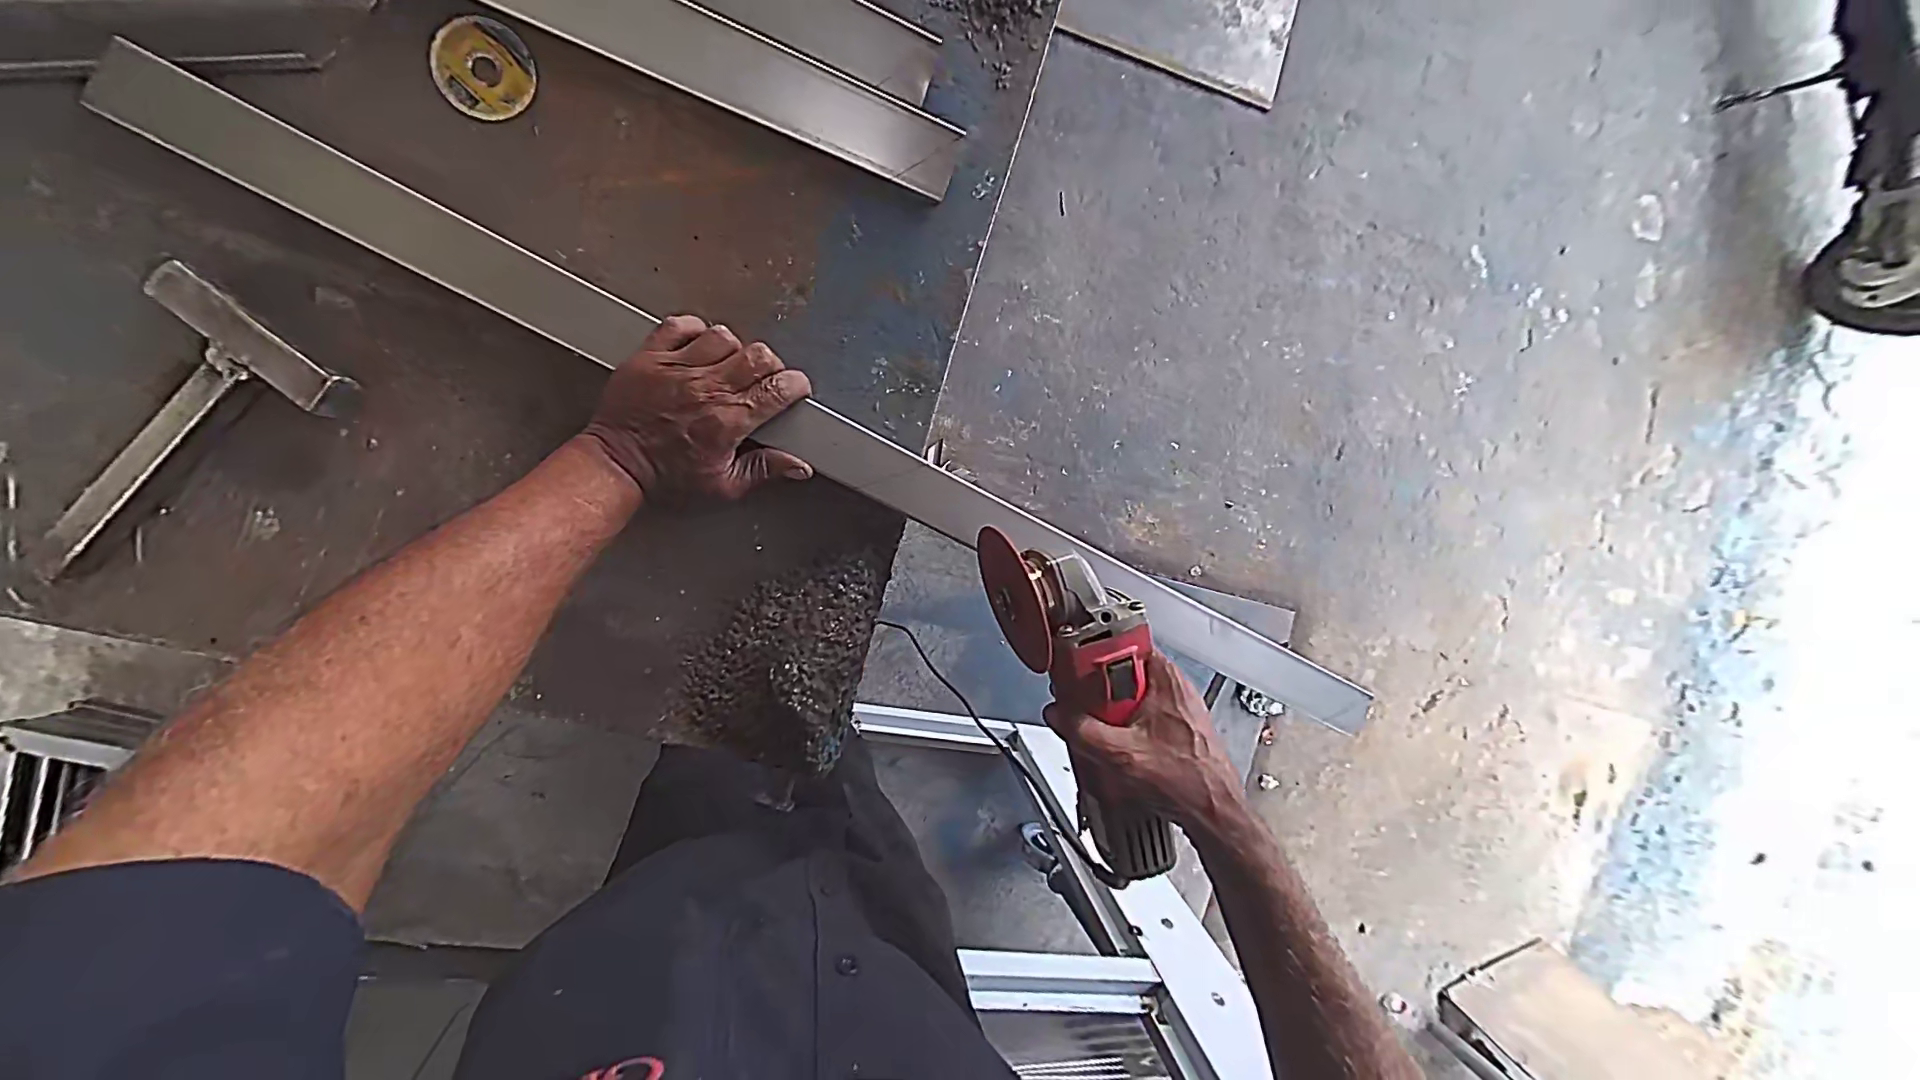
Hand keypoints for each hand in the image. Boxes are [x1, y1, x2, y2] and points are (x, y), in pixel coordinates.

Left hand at [582, 316, 813, 503]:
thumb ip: (765, 471)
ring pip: (723, 337)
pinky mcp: (650, 357)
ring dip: (734, 350)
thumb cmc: (666, 478)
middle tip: (764, 379)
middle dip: (771, 365)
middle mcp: (705, 390)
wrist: (617, 466)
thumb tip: (798, 466)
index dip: (795, 385)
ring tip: (729, 366)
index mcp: (727, 422)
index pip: (777, 389)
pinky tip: (699, 349)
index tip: (795, 388)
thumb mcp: (725, 486)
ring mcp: (676, 369)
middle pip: (758, 355)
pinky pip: (680, 326)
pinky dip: (695, 331)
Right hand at [1043, 650, 1250, 837]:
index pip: (1117, 645)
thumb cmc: (1188, 780)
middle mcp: (1172, 683)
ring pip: (1128, 695)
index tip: (1073, 672)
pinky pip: (1140, 713)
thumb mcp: (1120, 754)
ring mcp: (1175, 703)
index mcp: (1164, 675)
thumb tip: (1060, 715)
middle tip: (1083, 711)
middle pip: (1119, 672)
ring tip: (1102, 734)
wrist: (1214, 811)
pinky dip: (1126, 726)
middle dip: (1097, 692)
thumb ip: (1081, 731)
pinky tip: (1121, 747)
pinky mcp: (1176, 723)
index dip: (1091, 658)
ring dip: (1110, 713)